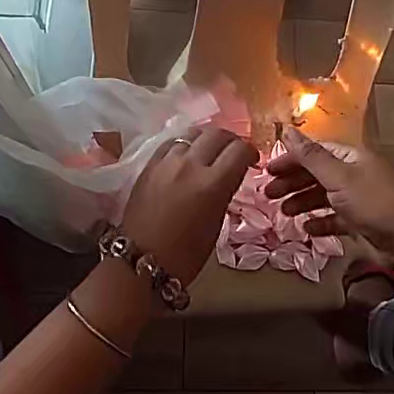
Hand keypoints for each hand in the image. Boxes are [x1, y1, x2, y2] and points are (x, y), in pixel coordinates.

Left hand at [120, 126, 257, 285]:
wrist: (142, 259)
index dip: (250, 152)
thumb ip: (223, 193)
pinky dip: (184, 144)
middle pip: (216, 135)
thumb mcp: (215, 224)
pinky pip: (171, 143)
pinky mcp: (149, 165)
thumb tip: (228, 177)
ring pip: (192, 134)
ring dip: (206, 140)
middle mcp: (190, 165)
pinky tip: (185, 154)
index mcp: (212, 184)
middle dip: (230, 141)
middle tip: (233, 153)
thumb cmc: (185, 253)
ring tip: (208, 151)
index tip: (251, 160)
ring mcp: (167, 162)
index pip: (239, 151)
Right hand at [263, 128, 393, 277]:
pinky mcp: (362, 223)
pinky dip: (319, 222)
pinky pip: (334, 219)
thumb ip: (309, 156)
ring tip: (284, 212)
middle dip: (292, 182)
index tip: (268, 170)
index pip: (315, 152)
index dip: (291, 159)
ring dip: (302, 202)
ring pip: (323, 196)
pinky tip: (307, 228)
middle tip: (268, 193)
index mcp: (351, 158)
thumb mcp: (338, 176)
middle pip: (317, 174)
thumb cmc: (373, 202)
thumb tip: (286, 130)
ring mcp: (359, 200)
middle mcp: (355, 175)